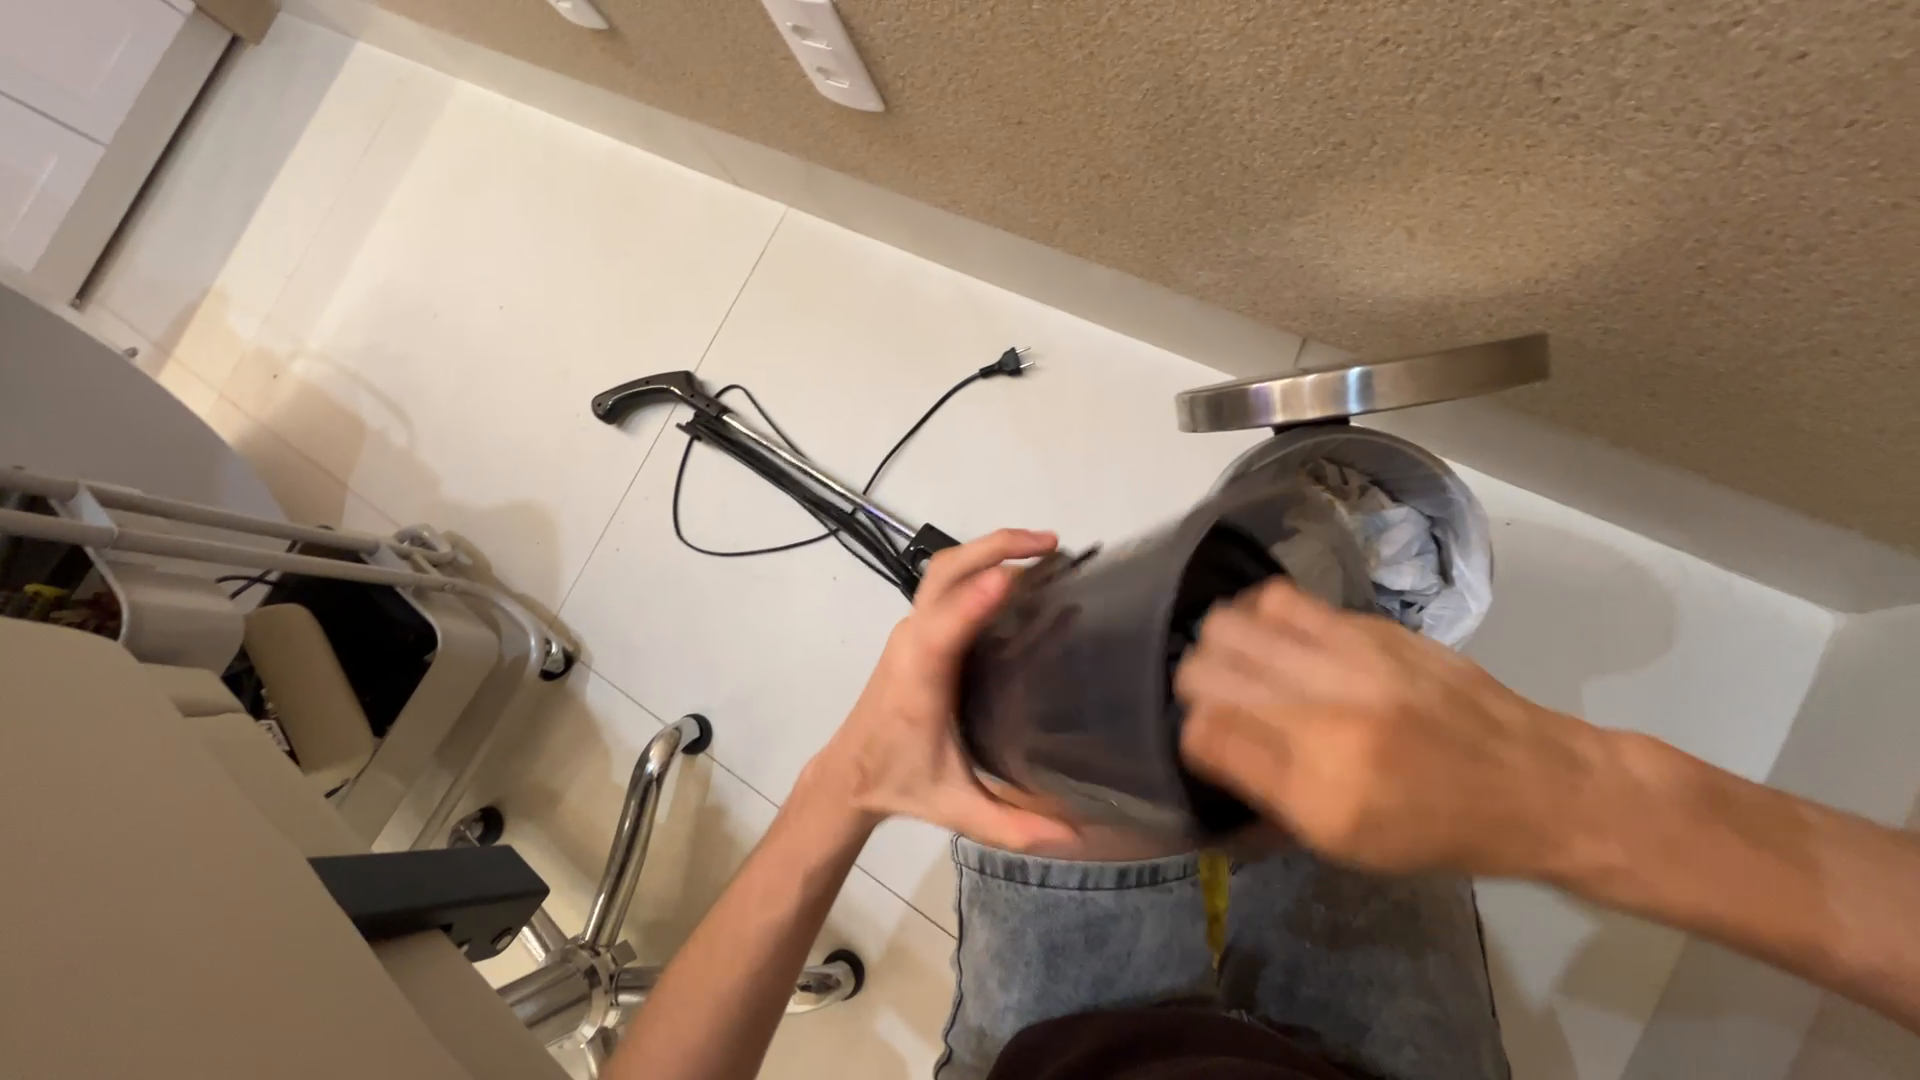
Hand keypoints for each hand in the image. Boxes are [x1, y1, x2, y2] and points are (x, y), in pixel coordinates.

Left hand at [804, 529, 1079, 852]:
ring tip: (1044, 551)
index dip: (977, 599)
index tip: (1018, 576)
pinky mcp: (917, 631)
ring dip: (989, 550)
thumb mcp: (960, 811)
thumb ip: (1016, 827)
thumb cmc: (901, 784)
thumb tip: (1079, 839)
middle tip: (1052, 544)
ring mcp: (911, 630)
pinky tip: (1018, 576)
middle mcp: (912, 641)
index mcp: (920, 678)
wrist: (849, 774)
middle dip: (994, 547)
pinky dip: (981, 567)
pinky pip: (947, 584)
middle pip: (944, 572)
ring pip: (944, 570)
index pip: (944, 627)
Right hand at [1174, 580, 1613, 878]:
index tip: (1204, 738)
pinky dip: (1259, 617)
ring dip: (1221, 644)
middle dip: (1193, 684)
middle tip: (1216, 699)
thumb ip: (1263, 792)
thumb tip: (1203, 740)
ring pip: (1233, 624)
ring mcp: (1349, 659)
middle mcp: (1327, 714)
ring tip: (1238, 661)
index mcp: (1320, 786)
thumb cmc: (1434, 829)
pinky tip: (1272, 636)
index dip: (1191, 733)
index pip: (1204, 732)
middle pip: (1206, 669)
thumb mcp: (1343, 844)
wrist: (1537, 783)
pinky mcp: (1370, 626)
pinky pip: (1281, 600)